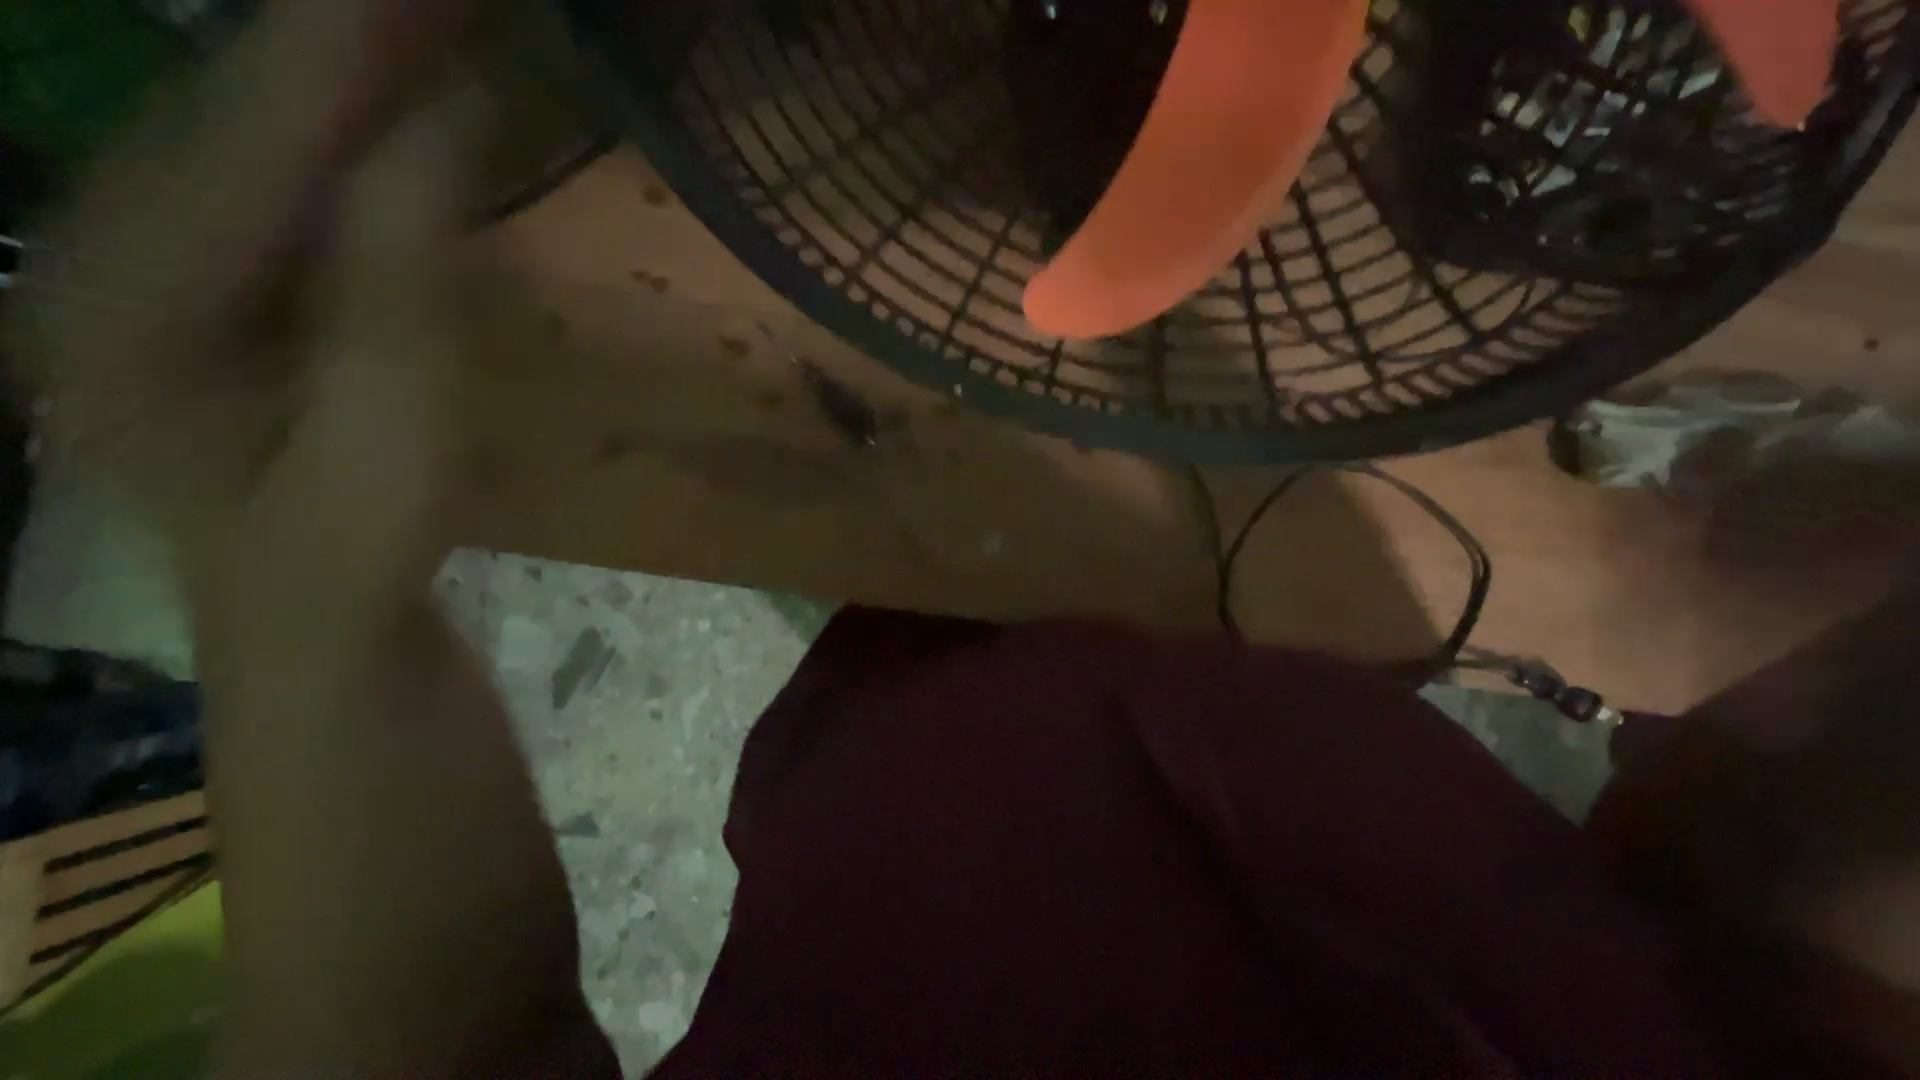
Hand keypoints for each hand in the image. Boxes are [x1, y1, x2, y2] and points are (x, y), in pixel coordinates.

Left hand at [8, 7, 615, 1072]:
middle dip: (363, 46)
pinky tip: (482, 174)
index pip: (244, 156)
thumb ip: (376, 356)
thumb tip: (429, 151)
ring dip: (389, 112)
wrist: (399, 873)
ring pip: (313, 204)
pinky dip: (428, 209)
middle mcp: (173, 355)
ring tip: (481, 41)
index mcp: (143, 372)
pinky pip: (374, 277)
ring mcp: (267, 395)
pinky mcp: (351, 435)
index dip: (345, 48)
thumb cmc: (365, 758)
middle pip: (258, 150)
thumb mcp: (350, 549)